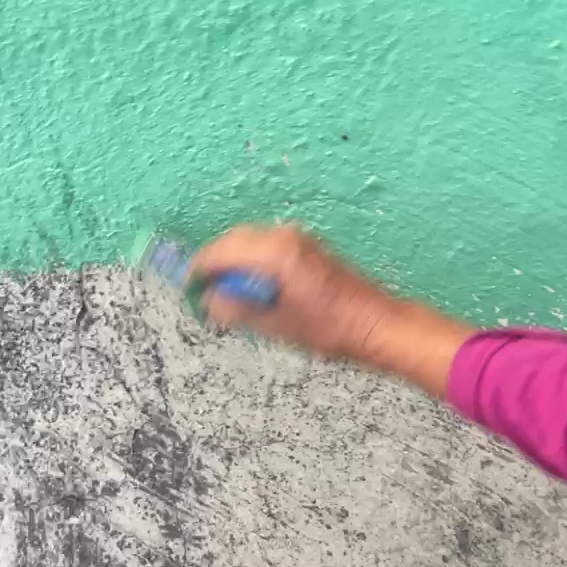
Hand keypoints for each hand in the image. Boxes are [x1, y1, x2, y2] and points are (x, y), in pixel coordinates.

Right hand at [189, 223, 475, 396]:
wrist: (377, 324)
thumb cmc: (334, 328)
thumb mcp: (277, 326)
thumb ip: (238, 310)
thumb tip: (211, 302)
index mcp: (276, 254)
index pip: (222, 251)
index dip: (200, 268)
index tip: (188, 284)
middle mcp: (287, 238)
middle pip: (234, 240)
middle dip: (214, 261)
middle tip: (202, 289)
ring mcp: (299, 239)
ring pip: (250, 240)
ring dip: (233, 260)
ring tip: (226, 292)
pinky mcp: (308, 247)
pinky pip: (267, 244)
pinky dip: (251, 259)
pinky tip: (253, 286)